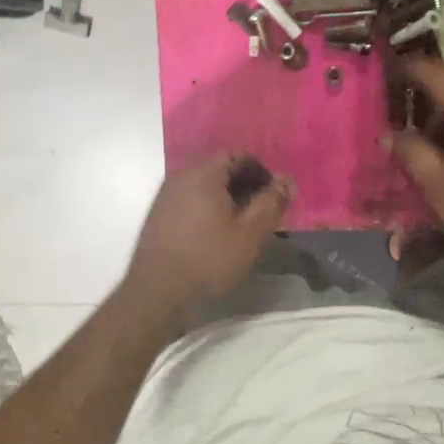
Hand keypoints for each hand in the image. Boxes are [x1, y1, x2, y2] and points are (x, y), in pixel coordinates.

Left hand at [122, 152, 291, 310]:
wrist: (158, 289)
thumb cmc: (208, 259)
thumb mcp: (249, 234)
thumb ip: (270, 203)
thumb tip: (285, 180)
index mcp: (203, 174)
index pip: (236, 155)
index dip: (259, 170)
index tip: (272, 194)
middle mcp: (180, 176)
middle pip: (219, 168)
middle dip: (244, 184)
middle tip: (260, 210)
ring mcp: (165, 196)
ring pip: (203, 186)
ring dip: (225, 198)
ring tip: (240, 224)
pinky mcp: (158, 215)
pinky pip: (189, 200)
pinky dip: (207, 208)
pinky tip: (215, 233)